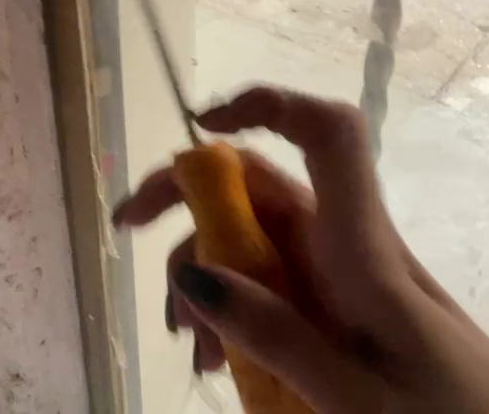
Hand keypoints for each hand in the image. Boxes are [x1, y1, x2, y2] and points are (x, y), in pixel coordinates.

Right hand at [113, 85, 488, 413]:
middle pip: (252, 183)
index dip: (265, 104)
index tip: (201, 122)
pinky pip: (267, 282)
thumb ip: (278, 337)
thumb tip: (190, 271)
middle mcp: (343, 242)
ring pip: (248, 237)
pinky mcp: (337, 306)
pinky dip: (230, 306)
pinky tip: (217, 356)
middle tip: (129, 230)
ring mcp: (337, 275)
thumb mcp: (359, 400)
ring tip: (188, 343)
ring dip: (201, 272)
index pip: (326, 134)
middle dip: (182, 197)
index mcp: (360, 247)